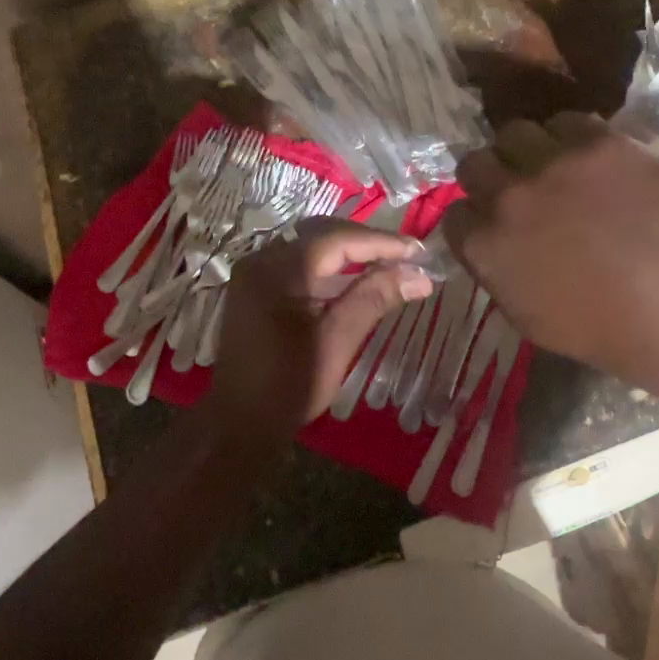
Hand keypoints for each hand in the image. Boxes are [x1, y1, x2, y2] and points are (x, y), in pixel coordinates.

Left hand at [210, 218, 433, 440]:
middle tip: (409, 257)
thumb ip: (374, 298)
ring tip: (392, 266)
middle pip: (322, 235)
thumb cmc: (287, 387)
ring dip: (350, 255)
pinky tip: (358, 281)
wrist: (238, 424)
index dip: (380, 242)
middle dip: (367, 244)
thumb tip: (420, 274)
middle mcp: (261, 260)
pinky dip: (330, 270)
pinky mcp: (258, 288)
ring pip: (311, 248)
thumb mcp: (336, 341)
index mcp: (276, 270)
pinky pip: (300, 266)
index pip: (336, 239)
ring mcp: (256, 273)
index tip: (419, 250)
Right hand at [442, 113, 658, 386]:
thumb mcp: (530, 319)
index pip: (454, 214)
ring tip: (554, 163)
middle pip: (474, 164)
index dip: (474, 216)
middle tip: (519, 186)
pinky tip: (592, 156)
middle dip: (492, 174)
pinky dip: (572, 136)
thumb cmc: (609, 329)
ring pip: (514, 131)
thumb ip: (497, 274)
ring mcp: (551, 164)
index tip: (492, 221)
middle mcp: (507, 198)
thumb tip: (490, 246)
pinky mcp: (598, 142)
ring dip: (527, 149)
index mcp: (485, 248)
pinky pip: (567, 121)